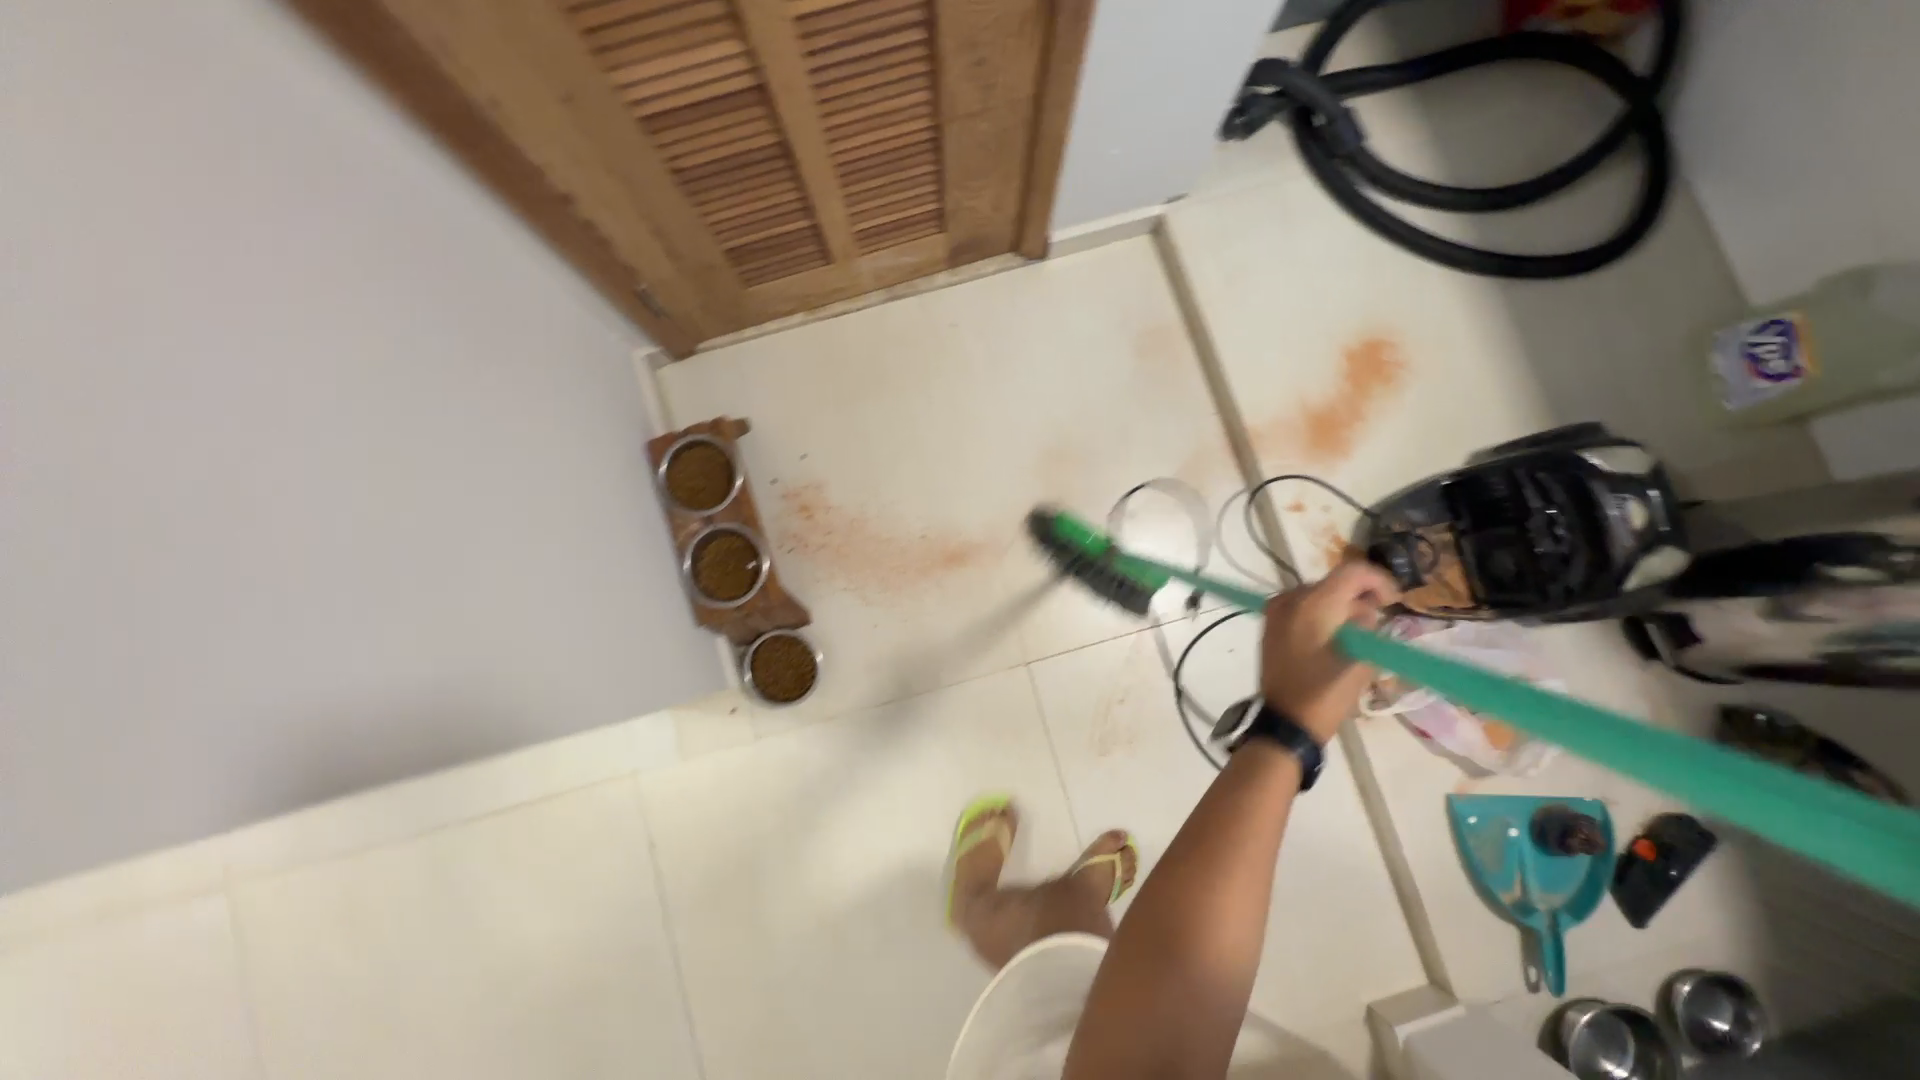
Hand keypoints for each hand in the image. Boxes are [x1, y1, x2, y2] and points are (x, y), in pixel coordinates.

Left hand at [1259, 561, 1400, 743]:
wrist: (1286, 721)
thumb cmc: (1326, 692)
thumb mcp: (1361, 659)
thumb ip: (1368, 626)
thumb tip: (1365, 611)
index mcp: (1313, 602)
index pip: (1352, 573)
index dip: (1379, 581)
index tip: (1394, 602)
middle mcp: (1290, 599)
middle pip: (1333, 584)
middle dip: (1359, 599)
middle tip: (1377, 625)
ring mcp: (1275, 612)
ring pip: (1317, 597)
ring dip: (1340, 609)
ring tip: (1357, 637)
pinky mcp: (1270, 626)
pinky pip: (1302, 610)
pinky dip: (1321, 617)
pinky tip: (1334, 640)